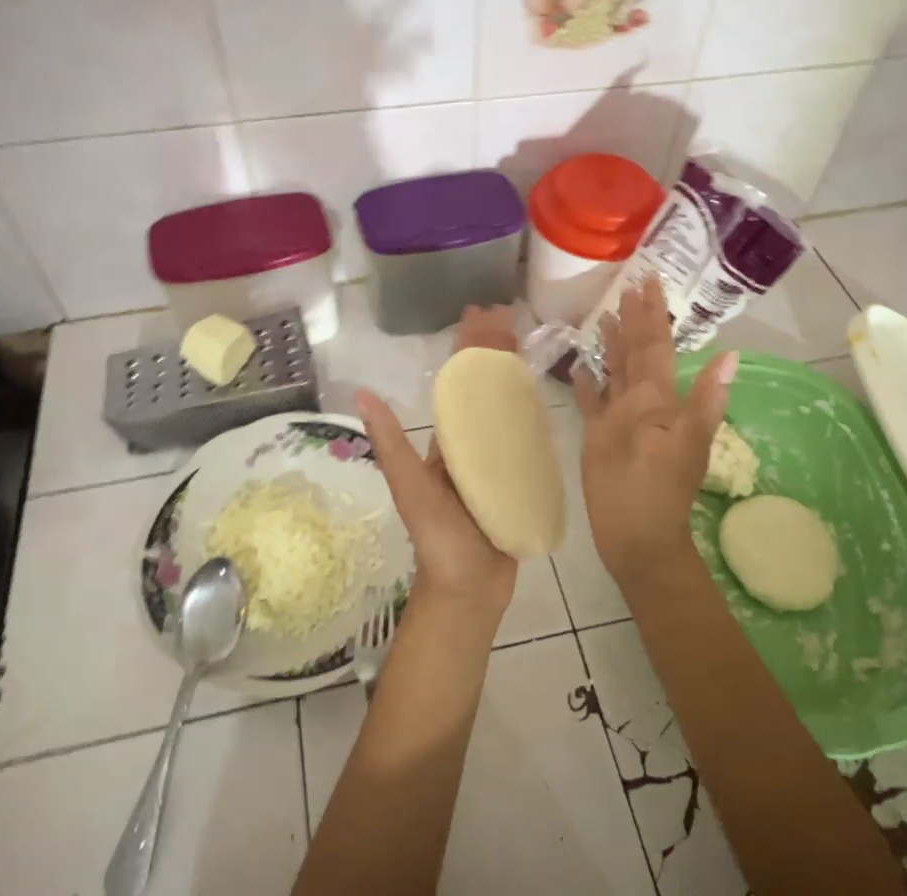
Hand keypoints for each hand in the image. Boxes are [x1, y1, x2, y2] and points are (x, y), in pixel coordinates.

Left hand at [354, 306, 519, 619]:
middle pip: (483, 390)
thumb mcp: (412, 488)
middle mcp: (468, 447)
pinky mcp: (516, 482)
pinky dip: (532, 416)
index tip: (483, 315)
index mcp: (445, 444)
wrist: (469, 591)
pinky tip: (544, 399)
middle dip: (494, 353)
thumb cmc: (440, 539)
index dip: (468, 349)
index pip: (457, 385)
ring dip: (513, 377)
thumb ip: (393, 445)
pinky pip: (525, 441)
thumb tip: (363, 393)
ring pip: (505, 411)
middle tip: (512, 317)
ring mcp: (493, 464)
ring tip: (528, 344)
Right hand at [574, 278, 736, 585]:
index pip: (656, 346)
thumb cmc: (655, 491)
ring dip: (613, 345)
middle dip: (635, 320)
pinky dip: (589, 385)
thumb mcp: (685, 444)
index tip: (649, 280)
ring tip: (606, 316)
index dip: (653, 314)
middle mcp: (642, 403)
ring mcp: (620, 421)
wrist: (638, 537)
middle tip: (628, 284)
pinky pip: (594, 402)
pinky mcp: (601, 438)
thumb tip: (732, 355)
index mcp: (660, 399)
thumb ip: (703, 400)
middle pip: (637, 353)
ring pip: (617, 372)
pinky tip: (580, 367)